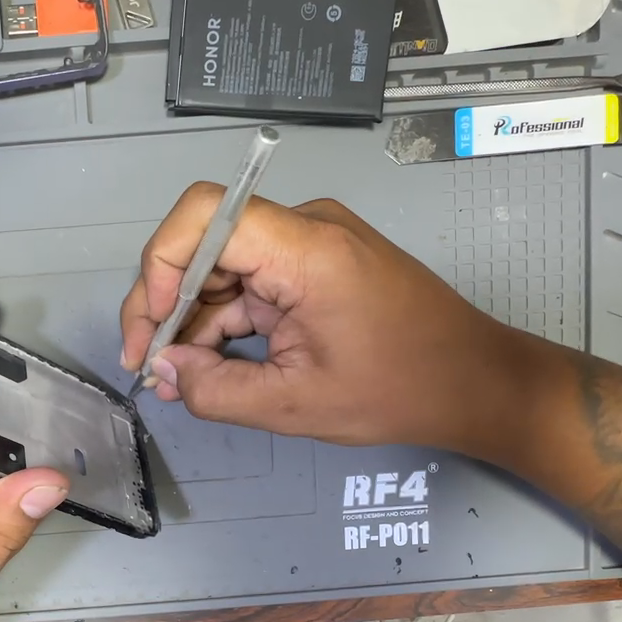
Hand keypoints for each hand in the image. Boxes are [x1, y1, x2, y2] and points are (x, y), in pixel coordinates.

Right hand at [119, 184, 525, 448]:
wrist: (471, 381)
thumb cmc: (398, 390)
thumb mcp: (293, 405)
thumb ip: (215, 390)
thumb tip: (164, 371)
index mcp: (305, 250)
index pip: (203, 217)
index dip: (160, 267)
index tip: (151, 330)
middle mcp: (303, 230)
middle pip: (202, 244)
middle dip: (164, 306)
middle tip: (149, 366)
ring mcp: (307, 246)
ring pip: (219, 270)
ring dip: (190, 322)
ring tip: (175, 378)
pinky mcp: (310, 267)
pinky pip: (247, 286)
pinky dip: (221, 324)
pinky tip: (207, 365)